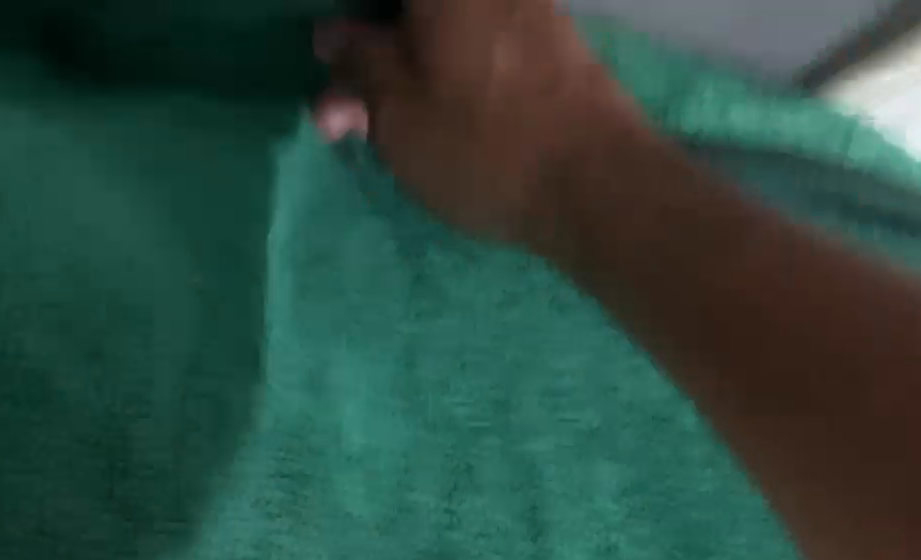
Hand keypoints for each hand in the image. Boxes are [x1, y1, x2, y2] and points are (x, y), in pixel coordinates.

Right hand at [313, 0, 650, 250]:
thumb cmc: (478, 145)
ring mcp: (525, 8)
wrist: (589, 181)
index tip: (334, 74)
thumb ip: (359, 66)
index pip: (374, 3)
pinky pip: (473, 45)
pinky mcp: (546, 44)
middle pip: (409, 16)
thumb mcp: (395, 113)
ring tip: (388, 132)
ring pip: (440, 31)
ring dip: (402, 73)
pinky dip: (442, 76)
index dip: (350, 34)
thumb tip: (331, 32)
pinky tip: (435, 123)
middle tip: (349, 117)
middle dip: (371, 56)